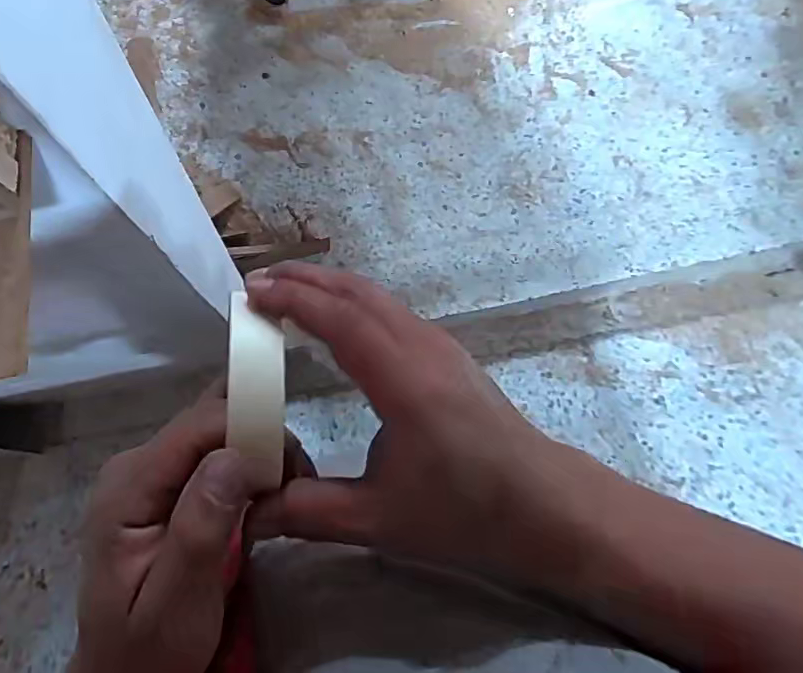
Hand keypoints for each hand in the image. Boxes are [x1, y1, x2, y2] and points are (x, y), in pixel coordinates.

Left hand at [72, 381, 309, 672]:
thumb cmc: (147, 651)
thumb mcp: (176, 605)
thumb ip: (200, 529)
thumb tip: (234, 456)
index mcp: (130, 482)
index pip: (196, 425)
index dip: (249, 427)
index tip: (293, 467)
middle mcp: (135, 462)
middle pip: (204, 420)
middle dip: (256, 435)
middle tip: (297, 480)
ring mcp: (148, 470)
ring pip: (210, 431)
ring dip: (253, 447)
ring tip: (286, 486)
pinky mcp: (163, 484)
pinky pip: (209, 454)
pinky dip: (243, 462)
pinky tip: (262, 490)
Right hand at [243, 262, 606, 589]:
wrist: (552, 509)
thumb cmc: (469, 513)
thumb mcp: (382, 521)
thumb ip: (311, 512)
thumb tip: (250, 509)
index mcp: (405, 382)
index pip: (340, 320)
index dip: (292, 300)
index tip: (251, 293)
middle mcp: (420, 346)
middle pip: (353, 292)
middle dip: (300, 279)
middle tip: (254, 284)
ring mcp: (435, 341)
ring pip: (370, 293)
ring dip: (323, 284)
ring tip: (282, 289)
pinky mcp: (442, 347)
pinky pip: (383, 306)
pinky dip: (345, 297)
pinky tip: (329, 314)